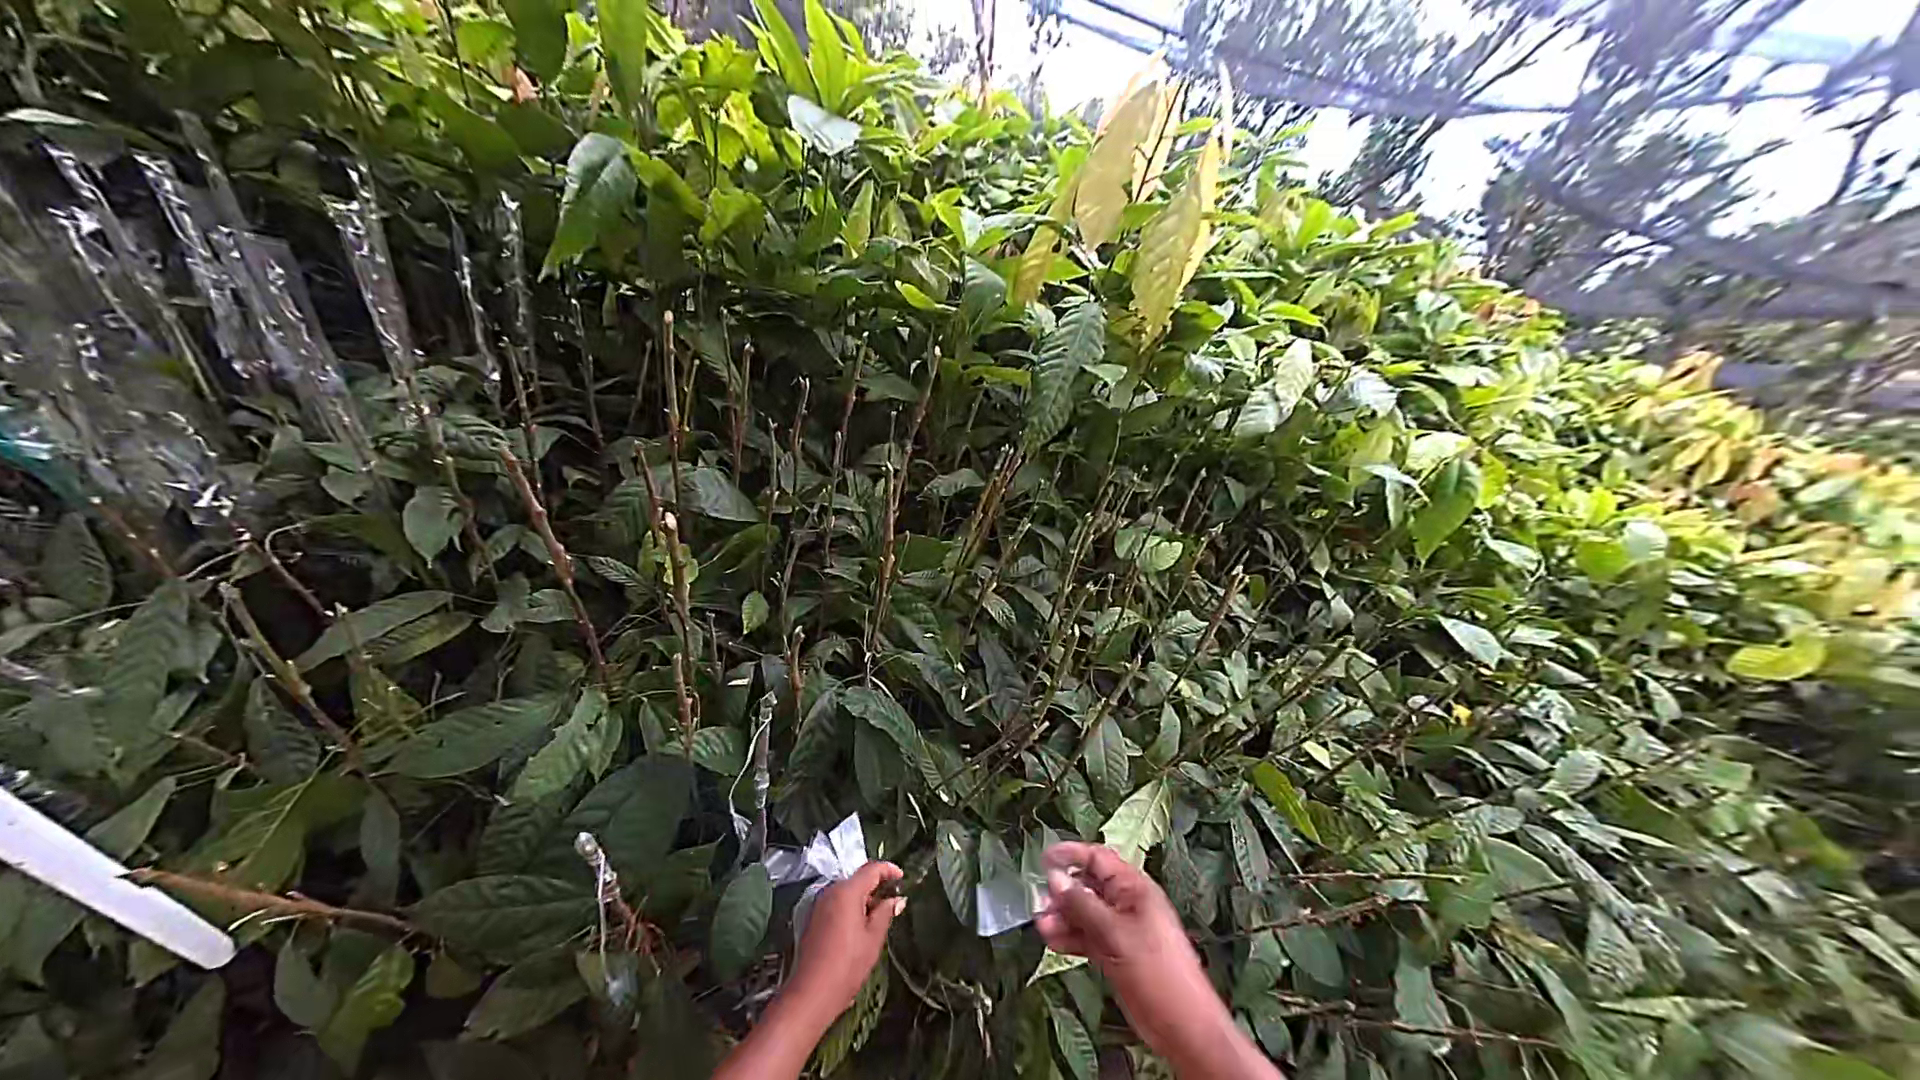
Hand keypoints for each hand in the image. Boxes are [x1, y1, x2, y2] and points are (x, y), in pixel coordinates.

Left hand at [787, 860, 904, 1020]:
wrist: (811, 993)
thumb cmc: (847, 965)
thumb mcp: (873, 938)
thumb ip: (885, 912)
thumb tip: (897, 899)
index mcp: (847, 892)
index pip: (871, 869)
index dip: (888, 870)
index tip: (901, 878)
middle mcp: (830, 892)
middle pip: (857, 880)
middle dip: (876, 886)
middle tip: (892, 901)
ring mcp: (819, 905)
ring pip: (846, 892)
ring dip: (863, 899)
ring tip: (878, 917)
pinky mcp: (813, 918)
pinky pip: (836, 904)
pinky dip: (850, 908)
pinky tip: (859, 927)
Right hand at [1038, 843, 1279, 1079]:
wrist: (1182, 1026)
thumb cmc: (1158, 972)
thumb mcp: (1115, 933)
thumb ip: (1082, 904)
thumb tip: (1055, 879)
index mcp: (1134, 888)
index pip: (1098, 859)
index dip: (1071, 855)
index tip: (1045, 858)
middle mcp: (1126, 904)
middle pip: (1088, 886)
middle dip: (1063, 892)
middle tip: (1041, 902)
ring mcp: (1121, 929)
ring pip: (1084, 913)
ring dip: (1063, 917)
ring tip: (1042, 926)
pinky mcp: (1115, 952)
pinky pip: (1087, 936)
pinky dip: (1071, 937)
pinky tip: (1053, 941)